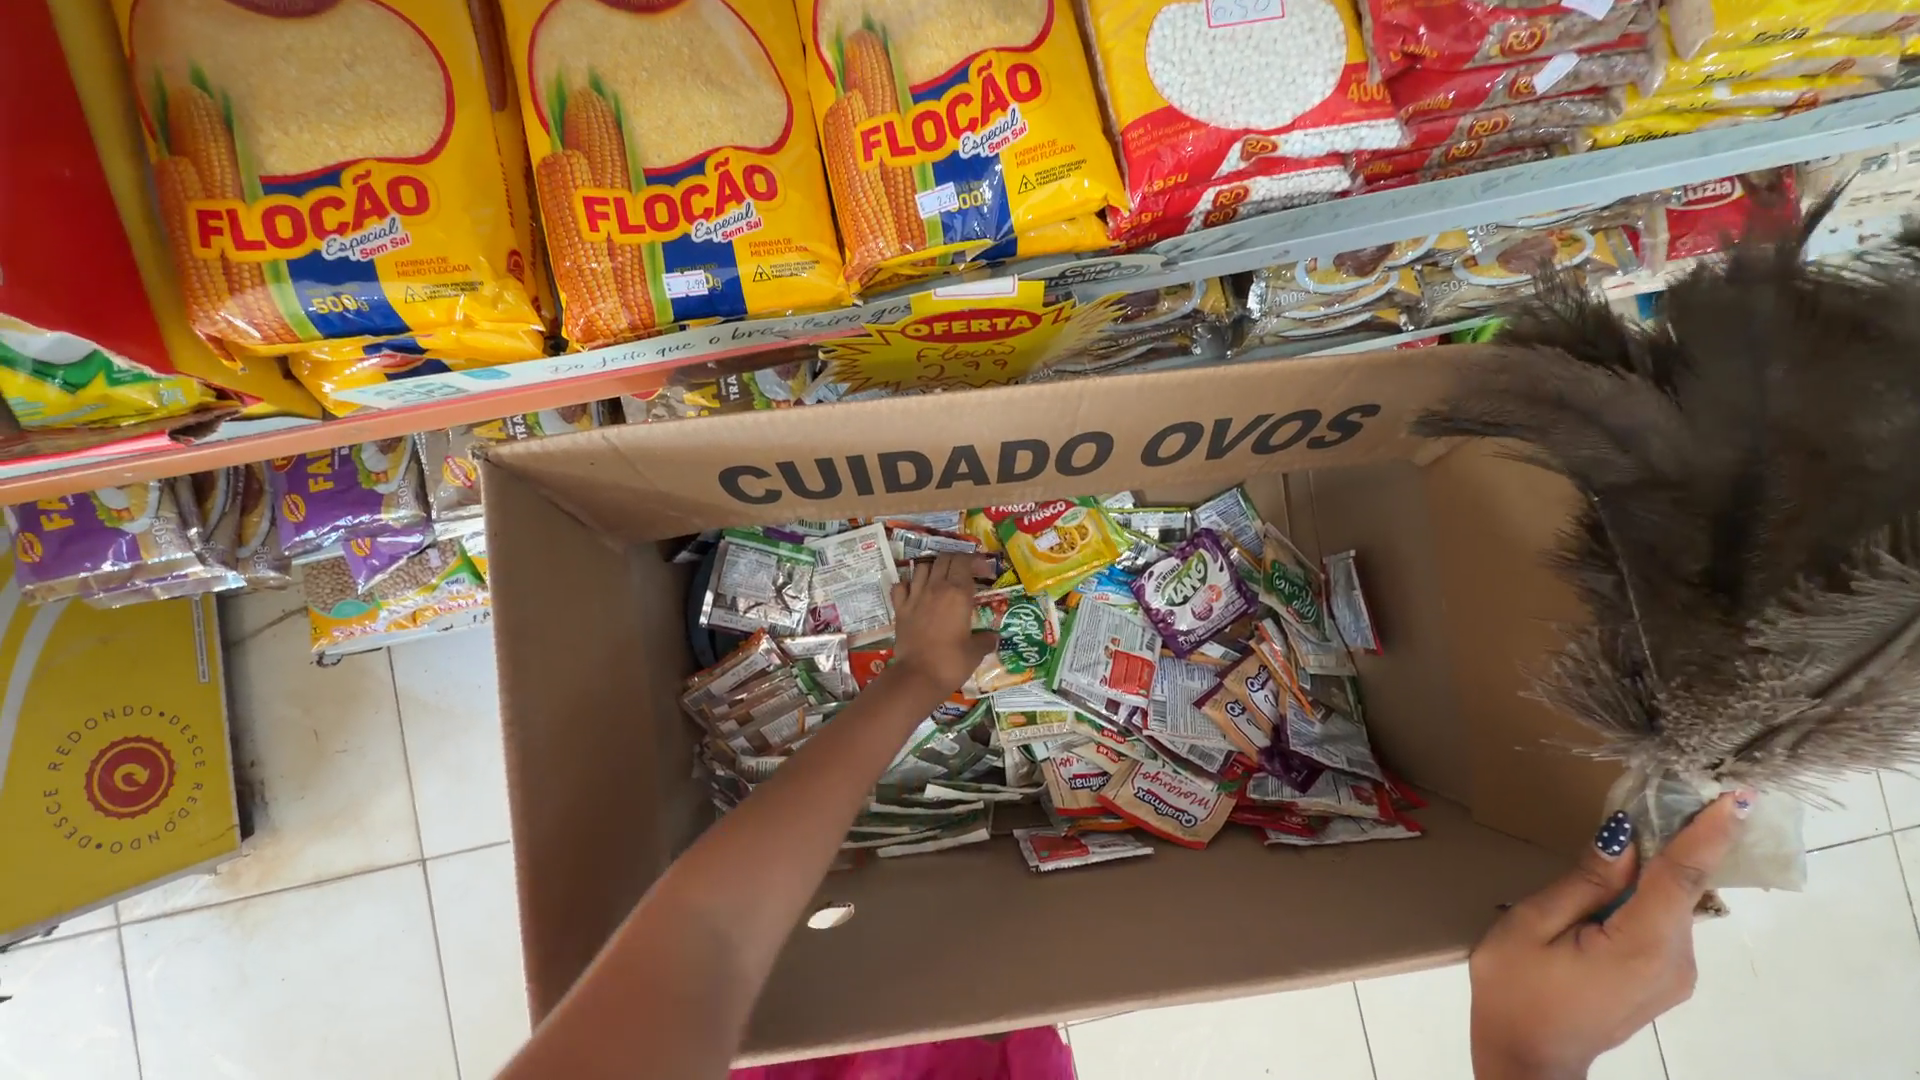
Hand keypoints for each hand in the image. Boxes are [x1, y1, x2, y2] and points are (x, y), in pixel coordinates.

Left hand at [887, 554, 997, 694]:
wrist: (918, 676)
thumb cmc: (951, 662)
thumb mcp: (975, 652)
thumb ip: (985, 640)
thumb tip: (994, 638)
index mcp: (958, 593)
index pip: (964, 561)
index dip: (975, 561)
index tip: (983, 570)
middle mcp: (936, 588)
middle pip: (943, 559)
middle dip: (955, 560)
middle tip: (964, 572)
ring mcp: (914, 596)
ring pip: (921, 567)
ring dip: (932, 568)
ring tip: (940, 579)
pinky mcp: (900, 609)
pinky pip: (901, 586)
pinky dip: (907, 584)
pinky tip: (914, 592)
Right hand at [1469, 792, 1748, 1079]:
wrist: (1527, 1054)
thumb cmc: (1516, 986)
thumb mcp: (1531, 924)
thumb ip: (1582, 882)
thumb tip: (1623, 839)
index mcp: (1641, 947)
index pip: (1681, 879)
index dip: (1705, 835)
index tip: (1735, 799)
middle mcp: (1675, 962)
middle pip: (1678, 889)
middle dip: (1669, 841)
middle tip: (1655, 794)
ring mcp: (1673, 974)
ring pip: (1668, 904)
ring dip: (1651, 867)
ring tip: (1620, 833)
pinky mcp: (1661, 977)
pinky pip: (1659, 922)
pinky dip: (1644, 892)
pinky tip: (1611, 880)